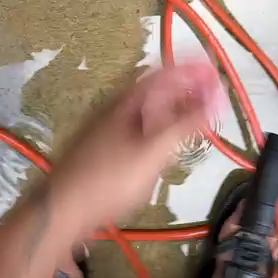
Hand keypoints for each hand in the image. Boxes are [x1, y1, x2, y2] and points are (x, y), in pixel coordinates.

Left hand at [43, 63, 221, 238]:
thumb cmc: (110, 179)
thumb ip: (183, 125)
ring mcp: (109, 129)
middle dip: (185, 87)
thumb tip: (212, 98)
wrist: (63, 210)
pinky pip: (141, 127)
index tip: (213, 68)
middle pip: (155, 90)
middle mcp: (117, 108)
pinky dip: (161, 125)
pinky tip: (168, 140)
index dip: (189, 69)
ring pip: (148, 110)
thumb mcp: (152, 152)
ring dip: (174, 107)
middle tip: (212, 91)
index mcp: (128, 102)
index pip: (164, 74)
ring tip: (197, 113)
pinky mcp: (106, 149)